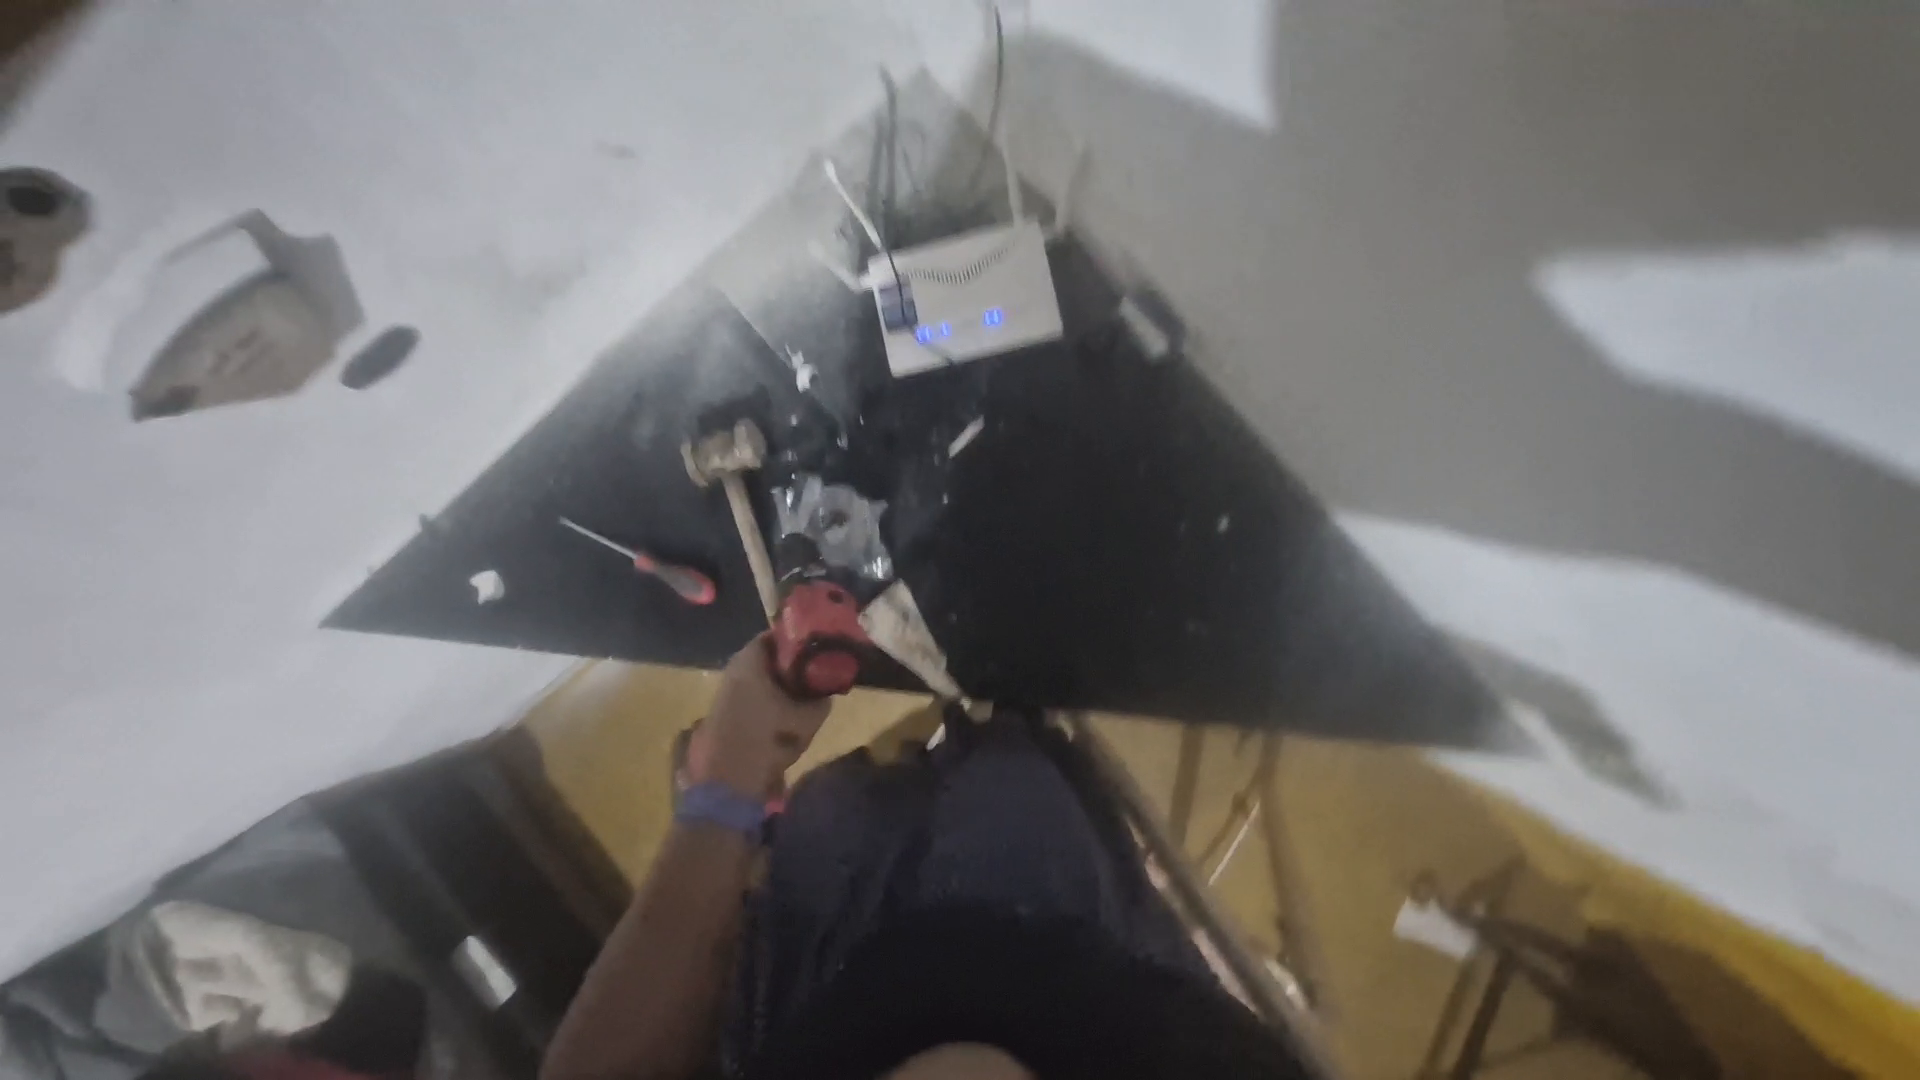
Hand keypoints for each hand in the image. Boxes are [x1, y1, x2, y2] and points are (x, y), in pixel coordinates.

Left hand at [686, 632, 831, 800]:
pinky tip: (784, 717)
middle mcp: (735, 669)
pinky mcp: (725, 711)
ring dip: (780, 686)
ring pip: (760, 678)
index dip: (796, 639)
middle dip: (791, 665)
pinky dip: (768, 701)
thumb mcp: (803, 720)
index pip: (773, 635)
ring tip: (803, 697)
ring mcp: (726, 690)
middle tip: (814, 673)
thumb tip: (827, 696)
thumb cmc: (765, 737)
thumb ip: (819, 703)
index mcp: (750, 661)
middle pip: (767, 657)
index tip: (816, 646)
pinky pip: (752, 696)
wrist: (726, 779)